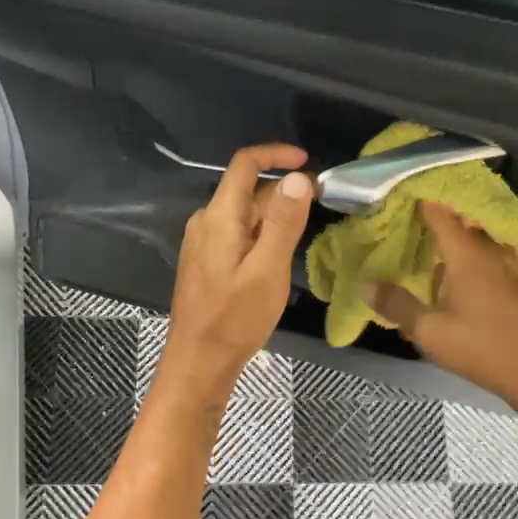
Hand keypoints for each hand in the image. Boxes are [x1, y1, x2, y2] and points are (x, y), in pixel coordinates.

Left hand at [162, 144, 314, 399]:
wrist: (198, 364)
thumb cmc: (234, 320)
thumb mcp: (268, 270)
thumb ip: (283, 222)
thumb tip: (298, 178)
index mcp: (219, 216)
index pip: (244, 164)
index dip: (276, 154)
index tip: (307, 162)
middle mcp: (206, 221)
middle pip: (248, 190)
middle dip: (283, 192)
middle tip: (320, 207)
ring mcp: (203, 242)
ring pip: (245, 214)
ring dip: (274, 216)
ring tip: (303, 236)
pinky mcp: (206, 261)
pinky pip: (237, 234)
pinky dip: (262, 234)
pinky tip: (278, 257)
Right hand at [367, 202, 517, 412]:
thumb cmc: (481, 349)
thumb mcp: (429, 332)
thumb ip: (396, 305)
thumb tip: (365, 283)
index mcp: (467, 255)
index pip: (440, 213)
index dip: (419, 199)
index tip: (397, 193)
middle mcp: (488, 252)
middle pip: (458, 223)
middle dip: (432, 218)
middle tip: (402, 220)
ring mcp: (505, 267)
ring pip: (473, 240)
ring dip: (451, 238)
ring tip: (422, 244)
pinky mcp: (512, 284)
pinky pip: (484, 256)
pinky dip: (465, 255)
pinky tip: (450, 274)